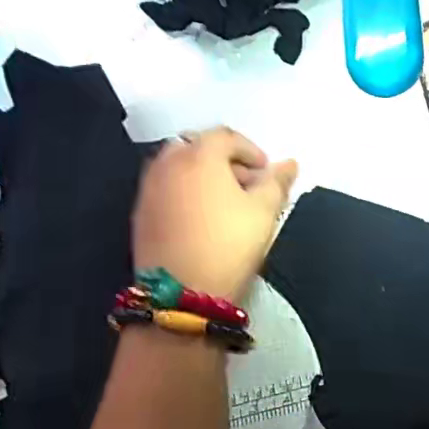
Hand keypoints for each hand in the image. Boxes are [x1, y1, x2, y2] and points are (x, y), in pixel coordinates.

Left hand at [132, 128, 296, 301]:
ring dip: (202, 175)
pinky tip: (202, 219)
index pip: (225, 136)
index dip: (250, 150)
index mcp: (200, 156)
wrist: (182, 292)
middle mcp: (168, 163)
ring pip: (178, 167)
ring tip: (225, 203)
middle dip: (224, 160)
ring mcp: (149, 188)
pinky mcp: (140, 213)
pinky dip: (185, 192)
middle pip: (198, 147)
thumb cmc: (230, 244)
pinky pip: (166, 188)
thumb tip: (289, 163)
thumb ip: (277, 182)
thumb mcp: (264, 212)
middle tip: (247, 185)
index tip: (266, 172)